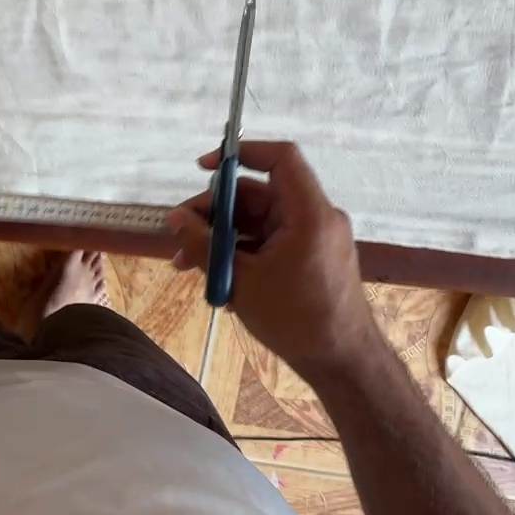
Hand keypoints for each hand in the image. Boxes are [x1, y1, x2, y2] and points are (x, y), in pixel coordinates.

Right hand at [164, 141, 380, 380]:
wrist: (340, 360)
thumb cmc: (294, 316)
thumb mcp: (239, 279)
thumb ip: (204, 243)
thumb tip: (174, 218)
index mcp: (307, 214)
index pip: (280, 159)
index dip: (241, 154)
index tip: (202, 168)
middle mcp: (313, 218)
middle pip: (255, 195)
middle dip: (212, 212)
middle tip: (178, 235)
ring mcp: (310, 239)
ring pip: (254, 222)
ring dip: (218, 238)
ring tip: (186, 265)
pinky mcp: (305, 258)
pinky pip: (265, 242)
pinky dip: (237, 253)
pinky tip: (215, 280)